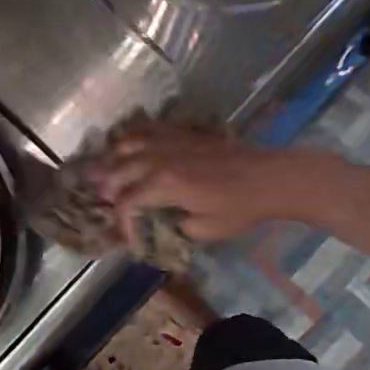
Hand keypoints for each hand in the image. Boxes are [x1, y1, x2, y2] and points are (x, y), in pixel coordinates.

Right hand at [90, 125, 317, 242]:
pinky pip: (149, 131)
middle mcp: (160, 159)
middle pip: (119, 170)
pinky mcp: (183, 134)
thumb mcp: (205, 229)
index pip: (127, 203)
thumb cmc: (240, 207)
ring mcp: (171, 142)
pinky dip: (132, 139)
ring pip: (128, 145)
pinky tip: (128, 146)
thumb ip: (176, 226)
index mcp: (163, 185)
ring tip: (103, 171)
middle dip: (105, 187)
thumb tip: (164, 222)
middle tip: (99, 199)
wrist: (270, 176)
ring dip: (112, 159)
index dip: (122, 223)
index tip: (129, 238)